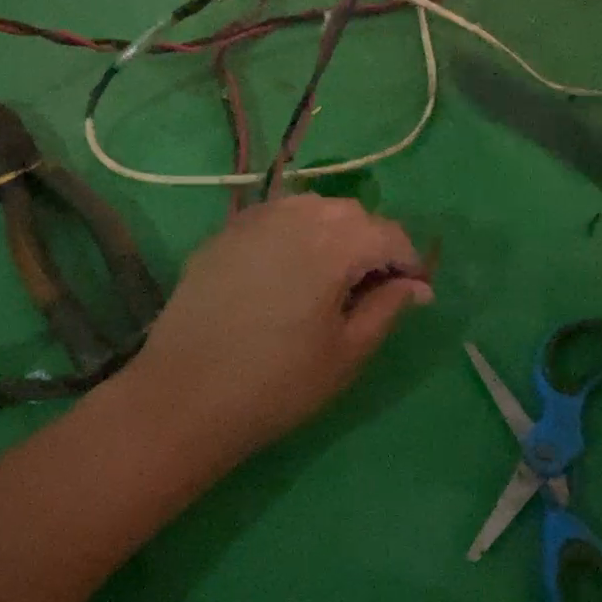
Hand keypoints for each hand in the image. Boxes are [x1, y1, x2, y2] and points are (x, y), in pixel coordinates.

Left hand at [121, 194, 432, 455]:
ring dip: (331, 233)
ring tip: (329, 278)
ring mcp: (253, 218)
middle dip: (371, 242)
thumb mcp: (346, 353)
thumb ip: (386, 308)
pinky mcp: (223, 231)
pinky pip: (273, 218)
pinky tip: (285, 272)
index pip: (389, 233)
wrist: (186, 392)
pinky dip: (292, 234)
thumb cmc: (277, 382)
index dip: (408, 261)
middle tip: (371, 288)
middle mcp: (295, 214)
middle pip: (349, 213)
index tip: (412, 294)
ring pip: (309, 208)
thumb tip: (415, 285)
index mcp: (333, 241)